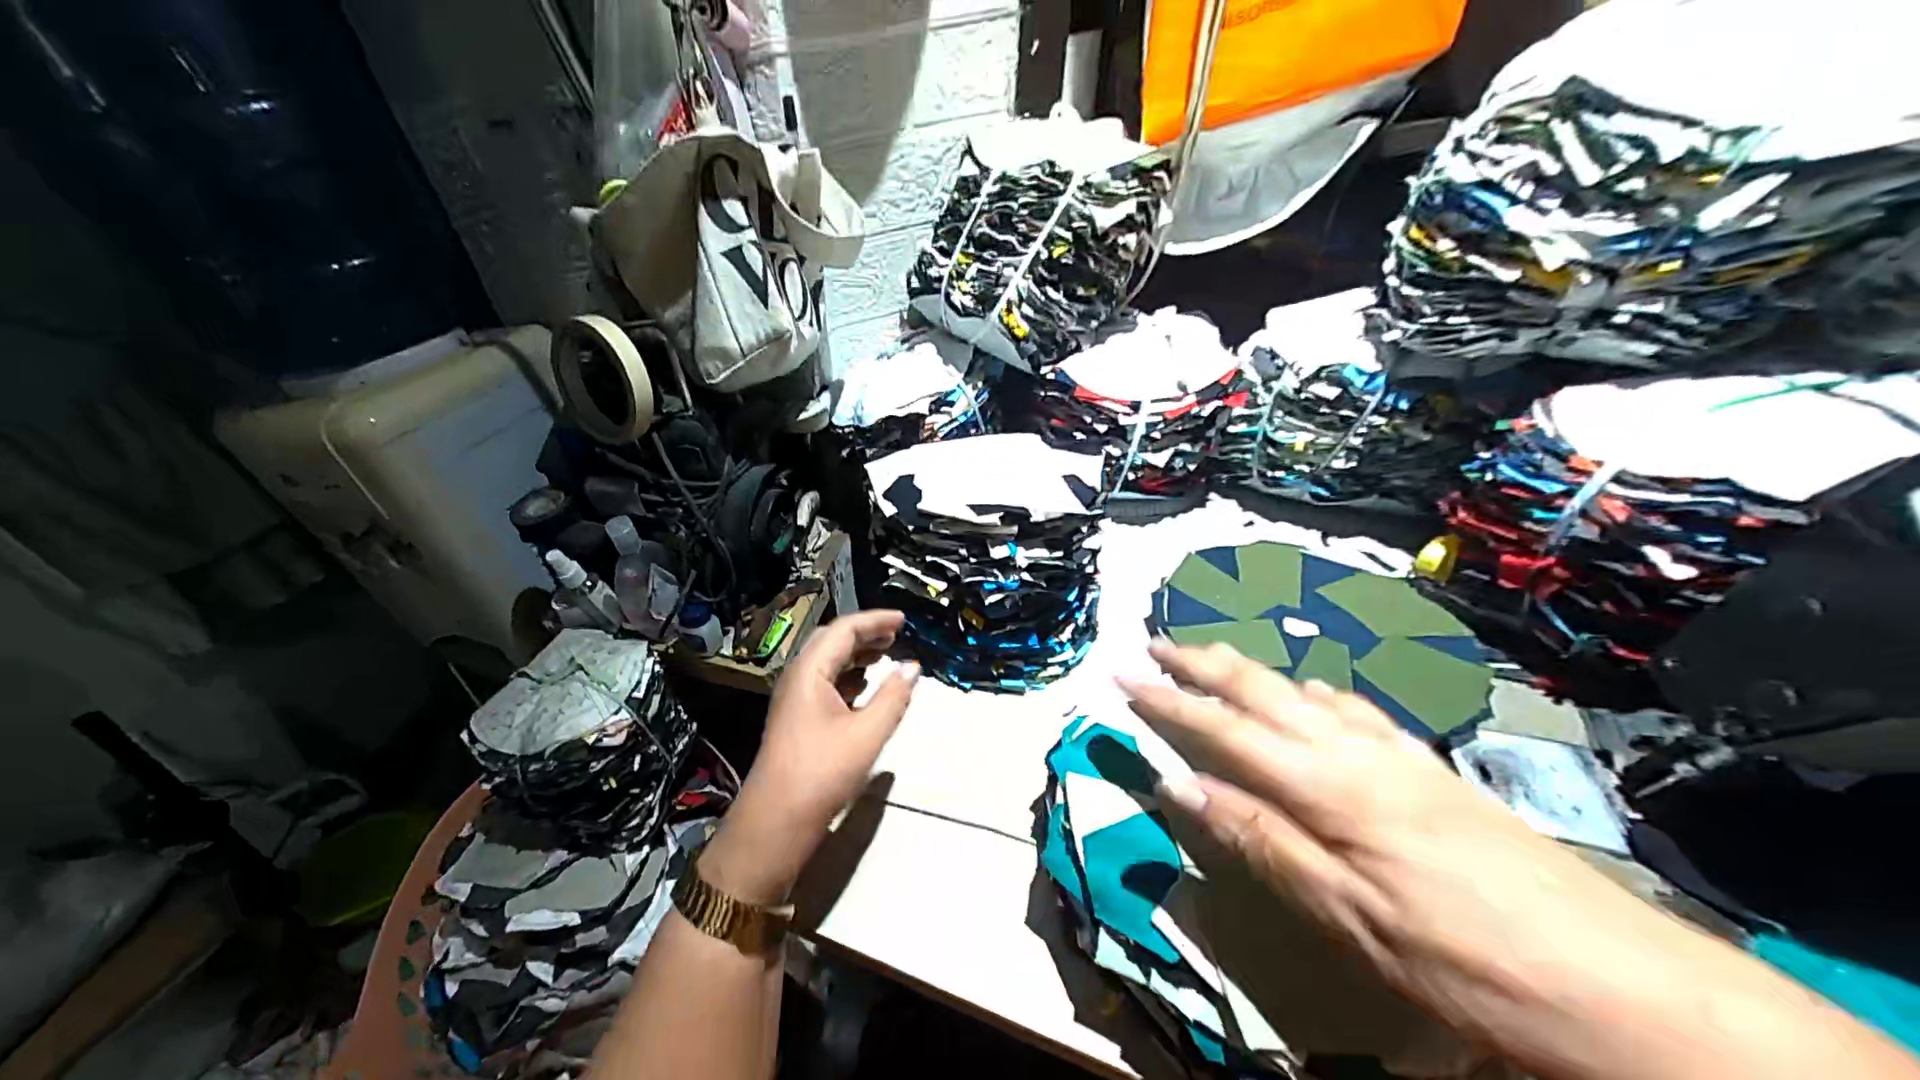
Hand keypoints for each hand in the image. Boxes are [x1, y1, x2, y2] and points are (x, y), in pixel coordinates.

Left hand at [700, 610, 918, 904]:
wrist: (776, 821)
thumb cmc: (822, 772)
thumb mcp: (867, 734)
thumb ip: (894, 697)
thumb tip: (912, 667)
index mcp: (810, 671)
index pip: (844, 629)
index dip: (875, 620)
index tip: (904, 620)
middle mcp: (798, 678)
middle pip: (831, 640)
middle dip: (865, 633)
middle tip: (896, 635)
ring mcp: (794, 699)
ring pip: (827, 662)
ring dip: (856, 654)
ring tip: (886, 655)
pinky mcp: (797, 719)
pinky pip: (825, 683)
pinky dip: (849, 676)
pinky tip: (866, 688)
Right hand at [1116, 640, 1688, 1044]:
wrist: (1629, 987)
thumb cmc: (1465, 961)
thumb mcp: (1344, 916)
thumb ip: (1258, 840)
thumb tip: (1179, 783)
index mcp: (1327, 786)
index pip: (1224, 729)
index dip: (1168, 701)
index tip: (1123, 675)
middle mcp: (1358, 753)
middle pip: (1264, 690)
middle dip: (1203, 663)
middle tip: (1156, 642)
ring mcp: (1400, 757)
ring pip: (1308, 691)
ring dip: (1254, 671)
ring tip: (1218, 659)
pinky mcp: (1433, 772)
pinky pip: (1358, 710)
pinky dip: (1318, 692)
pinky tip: (1316, 693)